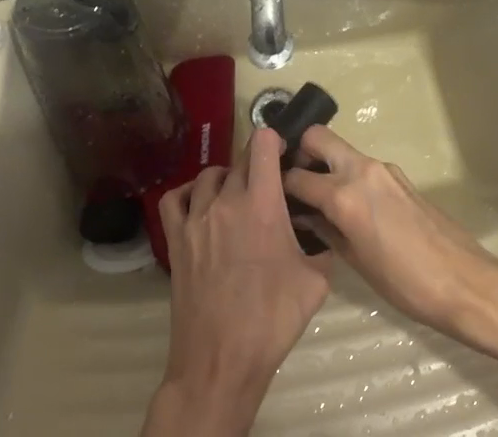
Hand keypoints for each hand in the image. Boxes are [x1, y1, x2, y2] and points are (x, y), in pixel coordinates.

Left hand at [147, 127, 330, 435]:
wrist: (222, 358)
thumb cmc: (273, 318)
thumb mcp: (316, 281)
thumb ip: (320, 248)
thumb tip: (322, 237)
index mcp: (262, 203)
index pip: (263, 145)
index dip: (275, 140)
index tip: (285, 152)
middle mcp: (226, 201)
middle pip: (239, 160)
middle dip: (257, 163)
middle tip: (269, 182)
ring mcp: (195, 219)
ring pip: (208, 177)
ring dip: (226, 179)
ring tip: (237, 196)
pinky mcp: (176, 240)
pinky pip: (174, 199)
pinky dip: (187, 193)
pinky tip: (200, 205)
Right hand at [281, 125, 497, 336]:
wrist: (463, 281)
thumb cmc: (404, 282)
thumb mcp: (355, 262)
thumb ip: (325, 230)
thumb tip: (305, 216)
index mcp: (345, 194)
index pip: (296, 176)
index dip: (278, 185)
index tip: (268, 194)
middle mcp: (362, 170)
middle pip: (318, 137)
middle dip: (299, 152)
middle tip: (292, 182)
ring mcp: (384, 170)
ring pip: (341, 151)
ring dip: (324, 164)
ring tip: (315, 199)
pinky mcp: (399, 177)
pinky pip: (362, 167)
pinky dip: (346, 176)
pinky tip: (345, 208)